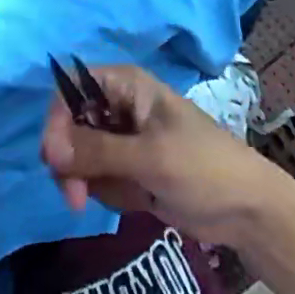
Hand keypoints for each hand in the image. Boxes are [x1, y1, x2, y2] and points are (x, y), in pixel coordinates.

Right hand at [39, 64, 284, 246]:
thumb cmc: (202, 166)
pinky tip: (138, 199)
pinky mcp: (128, 168)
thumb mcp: (149, 156)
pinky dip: (110, 193)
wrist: (245, 209)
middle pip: (70, 125)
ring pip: (80, 156)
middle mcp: (119, 106)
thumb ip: (98, 151)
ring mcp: (123, 138)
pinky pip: (98, 178)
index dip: (57, 119)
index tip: (54, 160)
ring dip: (92, 182)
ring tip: (126, 196)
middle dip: (71, 162)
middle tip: (77, 197)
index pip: (72, 87)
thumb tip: (49, 150)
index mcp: (126, 84)